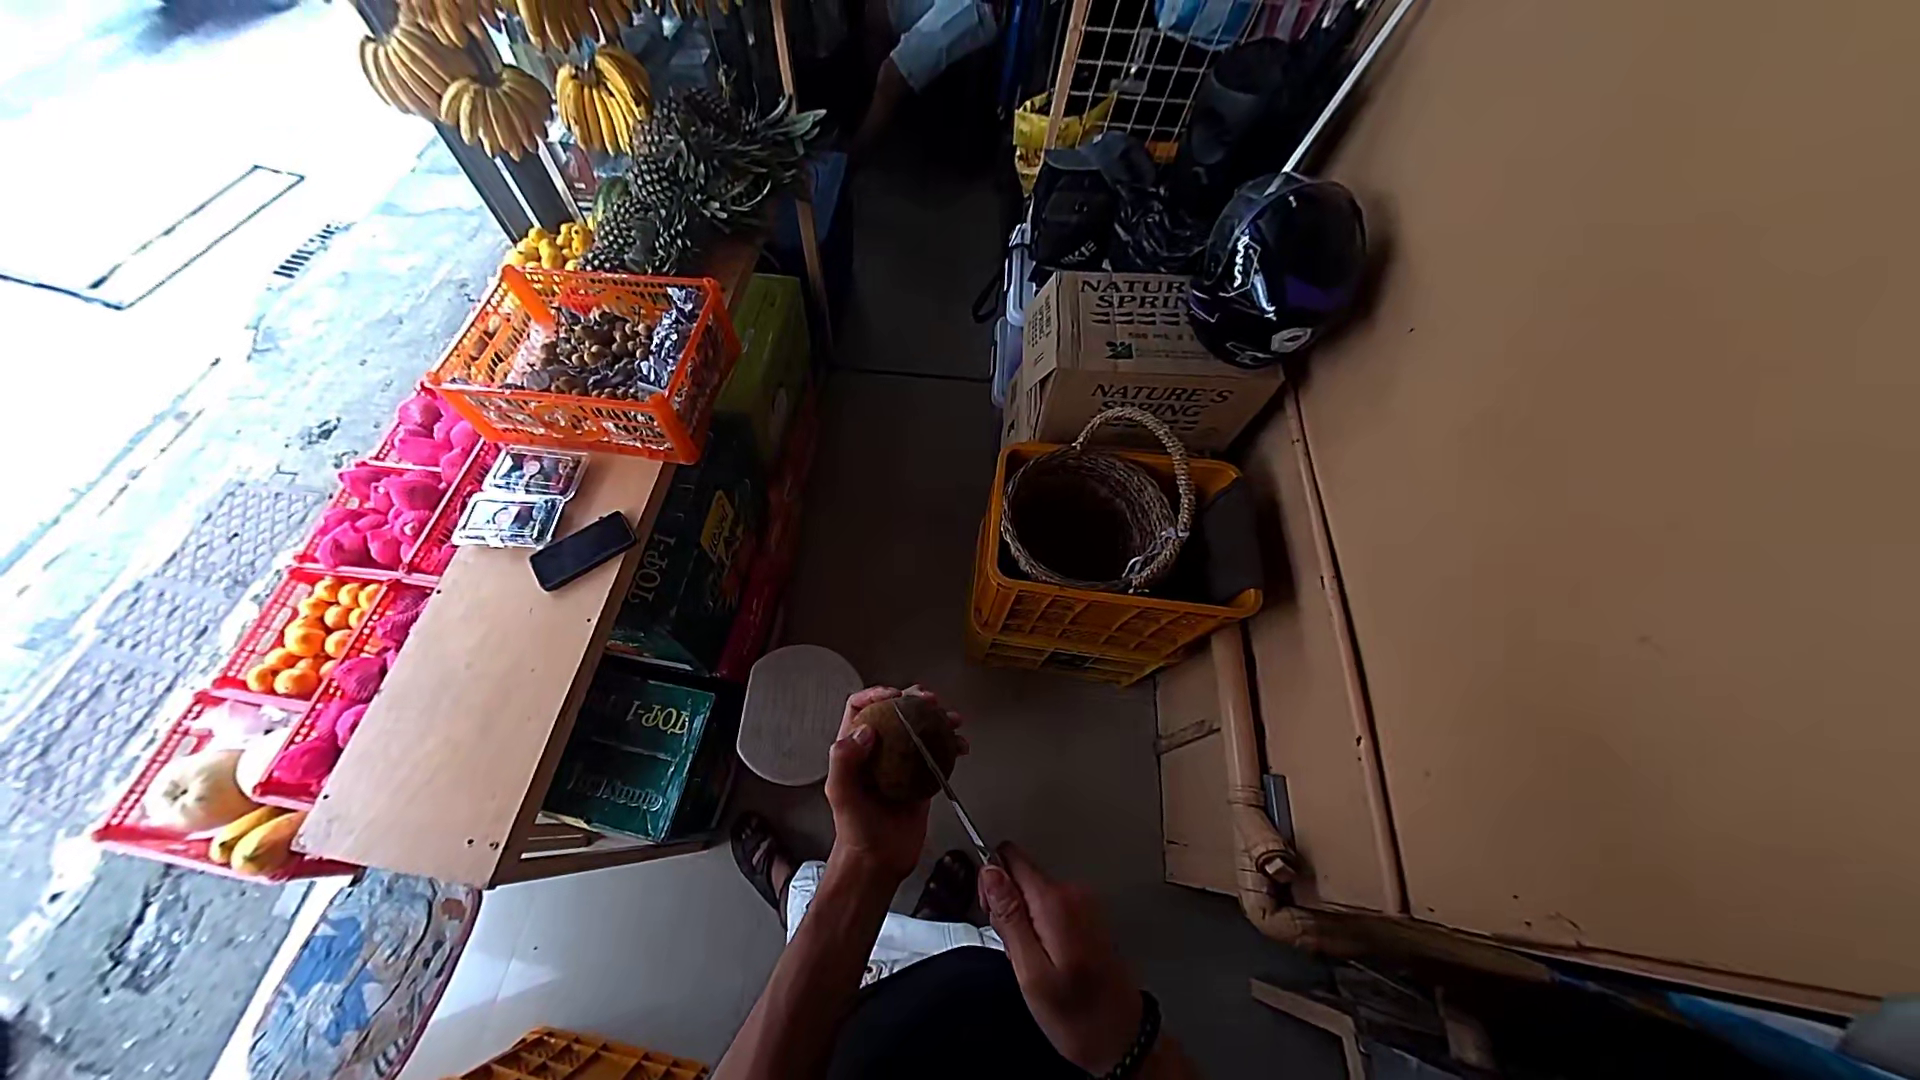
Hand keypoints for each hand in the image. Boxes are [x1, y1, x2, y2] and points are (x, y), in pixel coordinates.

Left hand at [824, 685, 967, 883]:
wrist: (879, 861)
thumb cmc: (855, 831)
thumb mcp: (840, 793)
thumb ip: (844, 760)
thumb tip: (864, 730)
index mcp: (854, 748)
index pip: (860, 707)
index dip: (875, 694)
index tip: (895, 694)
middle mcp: (878, 749)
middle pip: (895, 711)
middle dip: (913, 699)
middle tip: (929, 699)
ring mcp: (901, 761)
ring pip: (919, 727)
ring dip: (937, 717)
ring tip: (950, 717)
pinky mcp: (921, 775)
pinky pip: (937, 750)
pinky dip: (950, 743)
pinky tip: (959, 744)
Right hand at [979, 843, 1143, 1074]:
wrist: (1122, 1039)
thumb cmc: (1079, 1016)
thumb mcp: (1030, 972)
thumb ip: (1008, 916)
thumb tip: (991, 872)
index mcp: (1054, 903)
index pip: (1010, 857)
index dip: (991, 882)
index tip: (992, 913)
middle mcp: (1072, 894)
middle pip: (1021, 872)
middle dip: (1007, 904)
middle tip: (1013, 947)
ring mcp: (1083, 903)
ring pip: (1033, 890)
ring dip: (1024, 918)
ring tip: (1034, 958)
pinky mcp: (1087, 914)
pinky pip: (1050, 904)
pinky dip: (1040, 925)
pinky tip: (1048, 956)